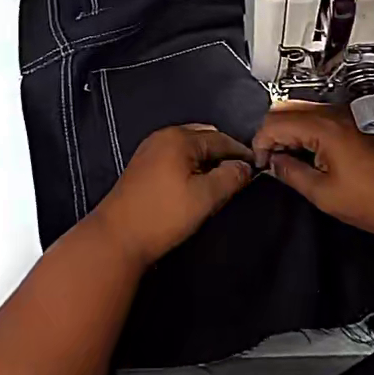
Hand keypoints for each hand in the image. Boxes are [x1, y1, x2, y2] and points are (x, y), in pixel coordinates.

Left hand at [86, 125, 254, 265]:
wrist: (116, 238)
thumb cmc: (163, 216)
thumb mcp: (205, 197)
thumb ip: (230, 178)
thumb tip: (245, 167)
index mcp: (179, 138)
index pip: (221, 139)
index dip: (241, 153)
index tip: (257, 169)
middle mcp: (163, 136)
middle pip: (204, 138)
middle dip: (223, 154)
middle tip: (239, 176)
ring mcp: (150, 149)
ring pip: (189, 148)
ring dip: (206, 160)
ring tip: (220, 182)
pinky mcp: (142, 166)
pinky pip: (175, 156)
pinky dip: (190, 165)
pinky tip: (196, 184)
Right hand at [252, 103, 373, 245]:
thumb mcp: (323, 194)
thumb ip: (291, 173)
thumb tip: (273, 164)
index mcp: (324, 126)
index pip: (275, 122)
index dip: (260, 143)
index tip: (260, 163)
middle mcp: (335, 113)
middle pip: (286, 109)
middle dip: (271, 133)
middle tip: (270, 161)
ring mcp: (348, 116)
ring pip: (303, 111)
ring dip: (289, 131)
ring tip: (288, 161)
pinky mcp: (357, 124)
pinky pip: (321, 118)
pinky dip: (306, 131)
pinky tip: (309, 156)